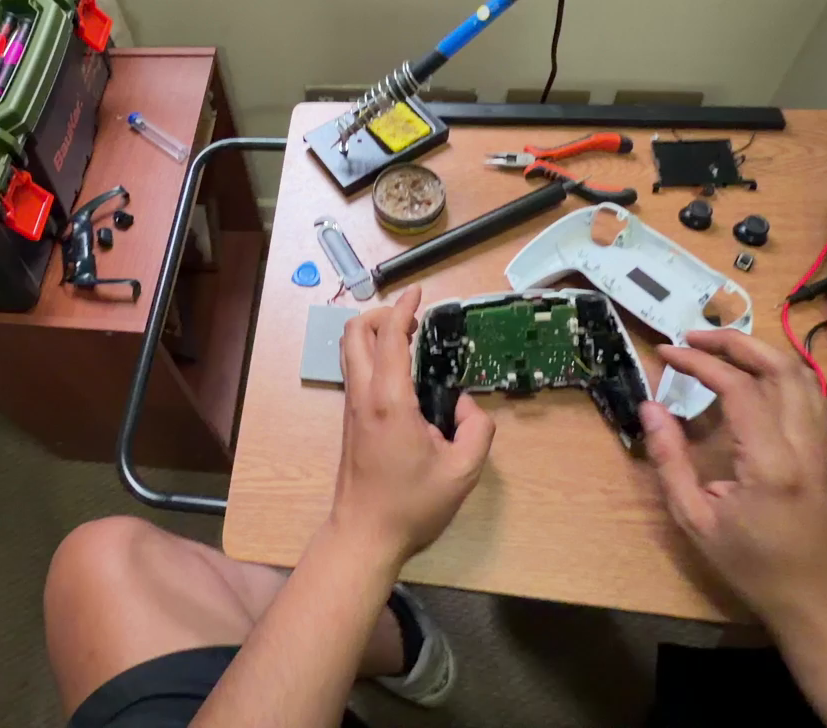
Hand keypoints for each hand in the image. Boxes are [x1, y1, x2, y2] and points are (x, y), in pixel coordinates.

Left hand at [330, 287, 495, 565]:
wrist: (364, 534)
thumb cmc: (412, 504)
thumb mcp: (462, 471)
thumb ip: (476, 429)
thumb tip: (467, 404)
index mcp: (390, 400)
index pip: (390, 338)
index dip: (404, 309)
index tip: (418, 292)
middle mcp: (364, 394)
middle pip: (355, 332)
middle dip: (381, 314)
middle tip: (412, 318)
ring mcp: (352, 405)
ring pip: (350, 349)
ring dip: (373, 332)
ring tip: (407, 338)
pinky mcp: (350, 418)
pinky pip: (355, 369)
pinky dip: (371, 353)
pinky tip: (399, 370)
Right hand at [640, 330, 826, 627]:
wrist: (822, 604)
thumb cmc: (753, 567)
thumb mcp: (695, 521)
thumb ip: (669, 461)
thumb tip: (650, 408)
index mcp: (771, 463)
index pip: (739, 388)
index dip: (699, 362)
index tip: (665, 354)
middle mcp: (804, 445)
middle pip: (781, 368)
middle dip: (734, 342)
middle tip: (692, 338)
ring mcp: (822, 447)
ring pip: (802, 376)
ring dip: (759, 352)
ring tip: (717, 349)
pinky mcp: (826, 453)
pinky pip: (808, 395)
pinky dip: (777, 372)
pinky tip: (748, 377)